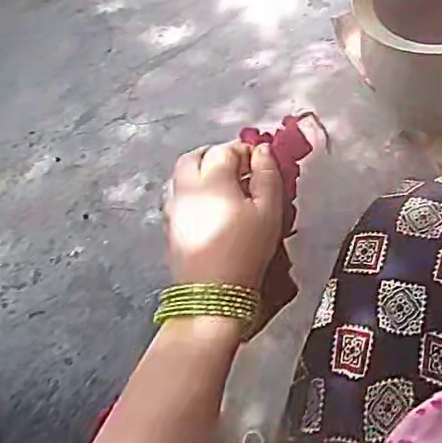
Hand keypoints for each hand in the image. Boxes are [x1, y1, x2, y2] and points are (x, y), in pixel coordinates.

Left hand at [164, 142, 283, 287]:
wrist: (214, 292)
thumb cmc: (247, 250)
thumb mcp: (270, 209)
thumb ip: (268, 174)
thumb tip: (263, 151)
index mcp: (212, 180)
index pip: (226, 150)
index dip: (246, 150)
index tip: (262, 161)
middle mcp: (186, 189)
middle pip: (196, 156)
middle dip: (219, 154)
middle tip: (243, 167)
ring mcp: (175, 207)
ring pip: (184, 174)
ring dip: (205, 170)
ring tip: (230, 186)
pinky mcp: (171, 225)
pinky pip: (180, 194)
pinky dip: (197, 190)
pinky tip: (217, 206)